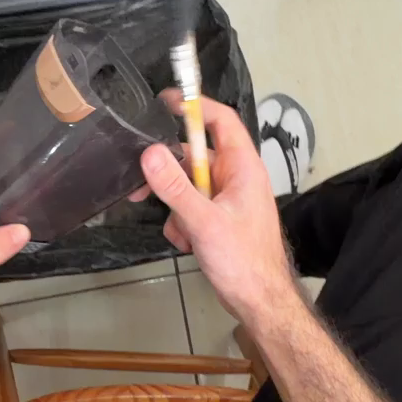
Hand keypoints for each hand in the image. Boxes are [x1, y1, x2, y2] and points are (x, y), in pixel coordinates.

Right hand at [139, 96, 299, 321]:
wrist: (259, 302)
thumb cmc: (244, 262)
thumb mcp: (204, 221)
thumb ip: (175, 188)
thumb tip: (151, 154)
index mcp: (242, 168)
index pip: (220, 121)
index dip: (194, 107)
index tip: (166, 100)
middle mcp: (235, 178)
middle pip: (194, 156)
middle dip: (169, 173)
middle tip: (143, 185)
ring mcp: (227, 198)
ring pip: (187, 185)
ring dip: (176, 206)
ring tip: (181, 230)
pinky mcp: (218, 218)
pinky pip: (190, 207)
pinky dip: (182, 223)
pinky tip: (188, 242)